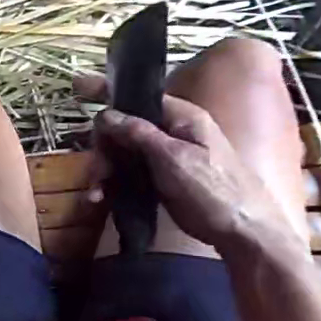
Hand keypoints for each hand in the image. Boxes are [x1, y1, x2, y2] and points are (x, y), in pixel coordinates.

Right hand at [79, 76, 306, 255]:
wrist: (243, 233)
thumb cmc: (214, 190)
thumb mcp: (173, 158)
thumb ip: (138, 133)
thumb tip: (106, 114)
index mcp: (182, 117)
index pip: (138, 96)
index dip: (107, 92)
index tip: (77, 88)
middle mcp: (172, 132)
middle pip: (125, 128)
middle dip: (104, 147)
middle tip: (95, 170)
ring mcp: (167, 158)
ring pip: (124, 154)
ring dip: (106, 170)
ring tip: (97, 192)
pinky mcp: (163, 181)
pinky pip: (131, 175)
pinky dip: (114, 185)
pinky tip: (101, 199)